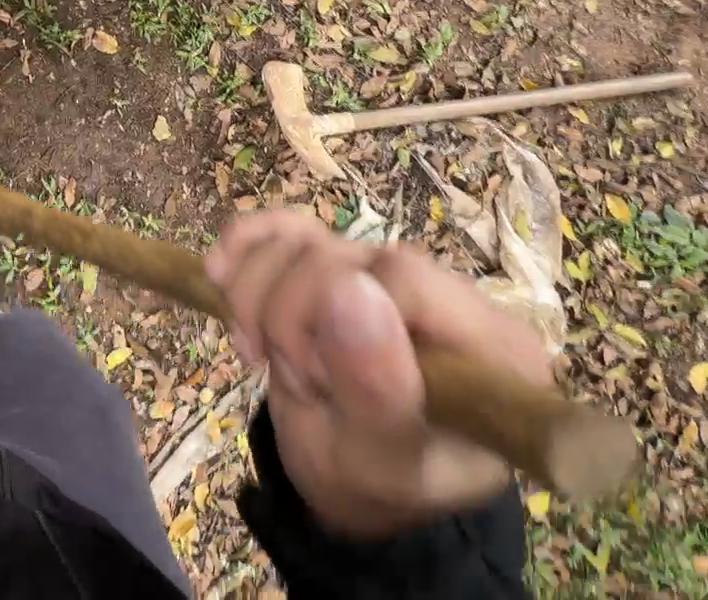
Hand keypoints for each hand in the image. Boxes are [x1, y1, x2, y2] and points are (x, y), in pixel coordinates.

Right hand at [204, 208, 549, 538]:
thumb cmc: (378, 481)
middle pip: (336, 254)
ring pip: (294, 241)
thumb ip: (376, 384)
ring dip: (254, 302)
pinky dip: (239, 250)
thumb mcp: (381, 458)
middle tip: (295, 380)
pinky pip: (276, 227)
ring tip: (268, 358)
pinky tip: (220, 280)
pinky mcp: (329, 262)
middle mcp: (440, 290)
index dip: (335, 317)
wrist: (346, 477)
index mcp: (488, 341)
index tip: (318, 379)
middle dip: (286, 320)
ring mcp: (378, 270)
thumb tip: (349, 286)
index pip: (399, 275)